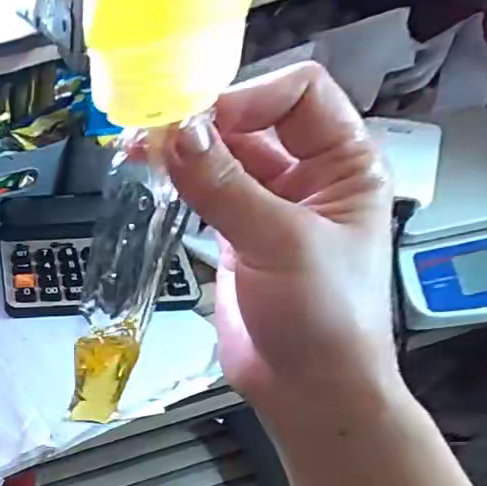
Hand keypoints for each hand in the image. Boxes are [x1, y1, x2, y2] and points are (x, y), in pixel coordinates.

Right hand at [165, 62, 397, 407]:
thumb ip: (227, 188)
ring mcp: (267, 209)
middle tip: (156, 128)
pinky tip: (153, 178)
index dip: (249, 99)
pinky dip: (180, 185)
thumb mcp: (281, 243)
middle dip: (207, 123)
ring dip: (187, 154)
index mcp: (344, 163)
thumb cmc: (324, 318)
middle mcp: (307, 178)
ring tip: (142, 149)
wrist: (308, 390)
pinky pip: (206, 197)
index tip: (200, 120)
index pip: (299, 95)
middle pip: (254, 124)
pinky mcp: (235, 240)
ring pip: (225, 161)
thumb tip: (177, 134)